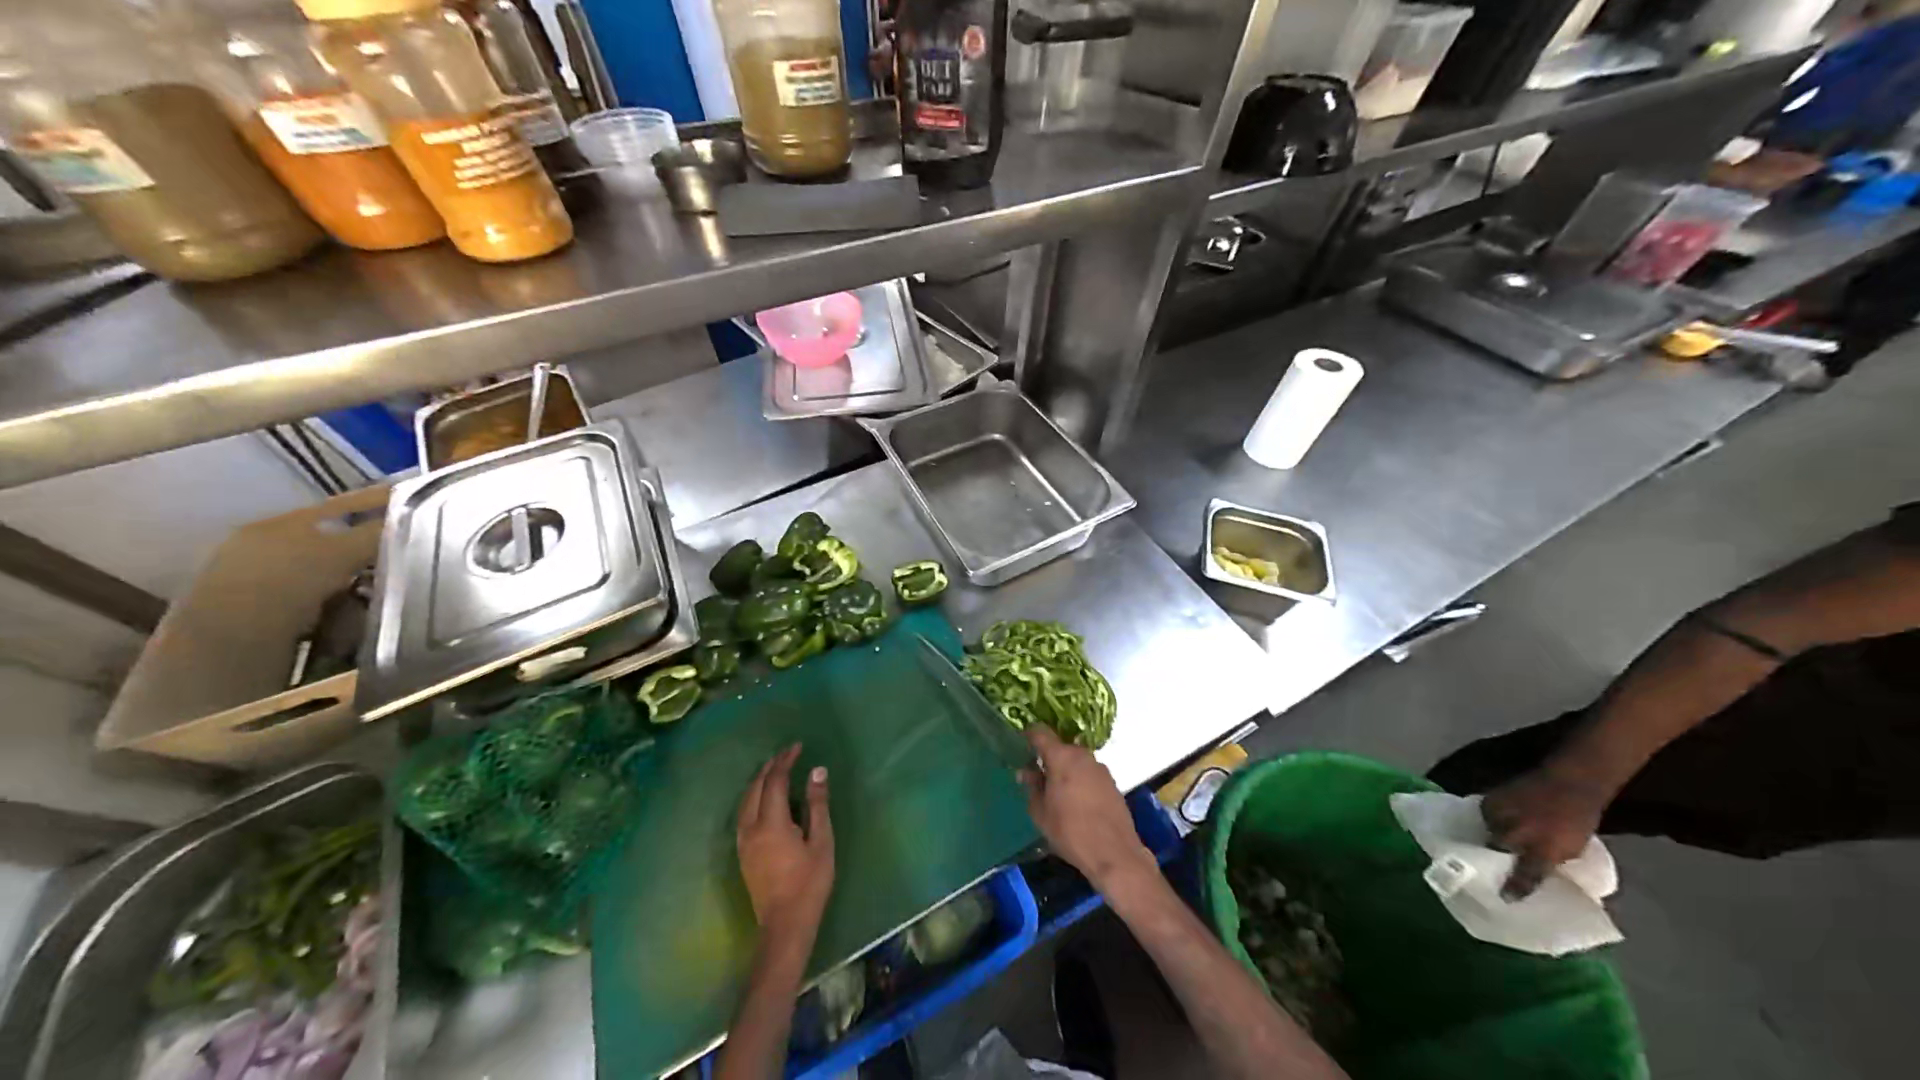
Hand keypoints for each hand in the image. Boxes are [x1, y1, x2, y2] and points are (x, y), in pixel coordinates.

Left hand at [736, 744, 834, 942]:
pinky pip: (743, 813)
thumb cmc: (810, 882)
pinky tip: (764, 797)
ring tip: (775, 769)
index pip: (775, 780)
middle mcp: (751, 827)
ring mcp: (743, 841)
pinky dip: (753, 796)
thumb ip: (817, 804)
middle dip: (770, 766)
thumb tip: (816, 771)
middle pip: (756, 787)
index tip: (798, 747)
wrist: (785, 924)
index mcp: (771, 822)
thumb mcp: (821, 841)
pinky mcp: (742, 852)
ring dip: (759, 780)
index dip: (785, 760)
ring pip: (745, 800)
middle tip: (787, 754)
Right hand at [1019, 726, 1154, 891]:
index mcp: (1062, 757)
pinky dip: (1080, 781)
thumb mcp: (1040, 812)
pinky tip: (1077, 803)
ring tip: (1057, 794)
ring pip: (1076, 761)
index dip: (1028, 735)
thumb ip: (1032, 786)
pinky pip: (1089, 774)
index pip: (1040, 733)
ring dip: (1065, 770)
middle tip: (1037, 778)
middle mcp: (1083, 756)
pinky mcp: (1112, 783)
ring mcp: (1100, 768)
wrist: (1114, 853)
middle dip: (1048, 758)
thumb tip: (1026, 771)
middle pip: (1060, 748)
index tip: (1020, 746)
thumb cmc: (1070, 831)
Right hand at [1481, 767, 1610, 899]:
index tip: (1504, 899)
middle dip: (1494, 856)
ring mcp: (1502, 815)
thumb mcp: (1571, 849)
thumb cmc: (1577, 821)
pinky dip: (1488, 819)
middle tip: (1494, 861)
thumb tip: (1531, 873)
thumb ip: (1548, 862)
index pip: (1525, 875)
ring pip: (1487, 831)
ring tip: (1494, 838)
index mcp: (1542, 851)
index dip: (1514, 888)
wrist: (1569, 784)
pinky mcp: (1490, 799)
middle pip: (1496, 850)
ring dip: (1490, 836)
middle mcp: (1518, 834)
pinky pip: (1484, 815)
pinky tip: (1494, 820)